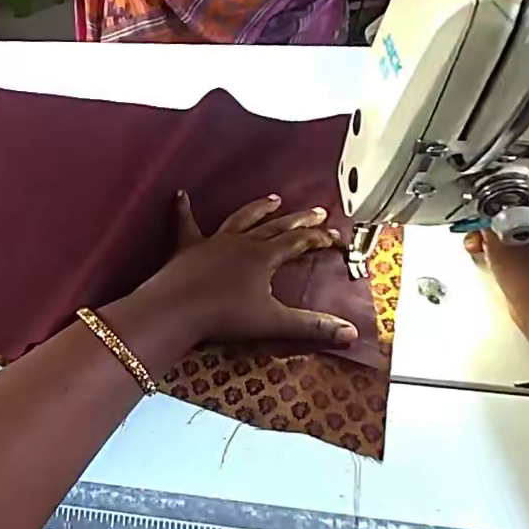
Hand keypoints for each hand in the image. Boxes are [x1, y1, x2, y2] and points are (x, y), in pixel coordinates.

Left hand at [114, 192, 359, 362]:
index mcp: (263, 257)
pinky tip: (180, 195)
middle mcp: (241, 242)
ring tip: (273, 199)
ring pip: (241, 219)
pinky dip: (183, 209)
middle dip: (299, 219)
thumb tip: (350, 333)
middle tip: (316, 212)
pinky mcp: (187, 247)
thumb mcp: (273, 322)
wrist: (177, 308)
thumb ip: (312, 326)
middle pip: (275, 226)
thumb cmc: (224, 316)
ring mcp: (213, 241)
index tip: (335, 236)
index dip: (319, 238)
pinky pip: (185, 223)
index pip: (298, 242)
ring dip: (258, 209)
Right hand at [465, 186, 528, 340]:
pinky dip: (501, 245)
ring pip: (518, 221)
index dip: (502, 176)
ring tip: (478, 240)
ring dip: (494, 227)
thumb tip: (479, 202)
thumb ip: (488, 216)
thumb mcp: (499, 239)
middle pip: (521, 198)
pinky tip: (490, 256)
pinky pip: (519, 242)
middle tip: (475, 217)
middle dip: (492, 206)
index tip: (482, 182)